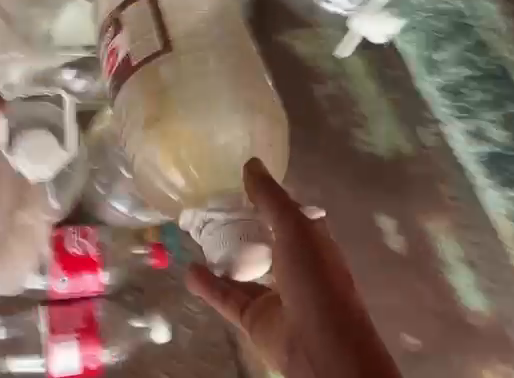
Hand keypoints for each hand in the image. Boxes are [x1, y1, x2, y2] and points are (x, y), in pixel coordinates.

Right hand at [187, 160, 403, 377]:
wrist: (324, 350)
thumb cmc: (316, 280)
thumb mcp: (295, 228)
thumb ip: (270, 198)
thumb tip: (250, 163)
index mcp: (310, 241)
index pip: (286, 213)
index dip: (265, 198)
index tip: (237, 182)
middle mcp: (294, 265)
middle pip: (261, 238)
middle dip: (236, 224)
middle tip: (206, 206)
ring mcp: (275, 294)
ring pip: (243, 268)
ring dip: (220, 253)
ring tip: (193, 234)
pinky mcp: (256, 319)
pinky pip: (228, 297)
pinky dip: (209, 285)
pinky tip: (189, 271)